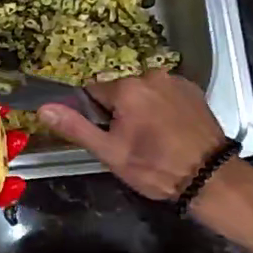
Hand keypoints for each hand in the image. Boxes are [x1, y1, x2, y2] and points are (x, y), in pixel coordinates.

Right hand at [38, 70, 228, 200]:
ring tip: (155, 139)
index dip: (97, 115)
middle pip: (121, 90)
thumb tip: (44, 107)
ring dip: (144, 108)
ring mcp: (176, 80)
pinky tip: (171, 131)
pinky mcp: (194, 90)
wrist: (209, 177)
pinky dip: (164, 107)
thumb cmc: (154, 167)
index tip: (109, 135)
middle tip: (132, 142)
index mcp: (127, 88)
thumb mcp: (110, 152)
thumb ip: (76, 127)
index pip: (94, 91)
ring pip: (145, 92)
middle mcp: (151, 75)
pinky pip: (166, 93)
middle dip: (121, 111)